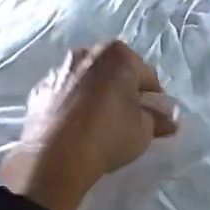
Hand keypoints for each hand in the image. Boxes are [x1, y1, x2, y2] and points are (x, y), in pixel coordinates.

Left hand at [1, 41, 177, 209]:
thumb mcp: (144, 131)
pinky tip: (77, 126)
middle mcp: (87, 53)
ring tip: (100, 122)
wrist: (56, 156)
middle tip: (128, 118)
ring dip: (97, 94)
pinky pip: (66, 92)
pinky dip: (74, 103)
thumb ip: (158, 120)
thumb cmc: (109, 136)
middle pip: (115, 71)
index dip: (153, 98)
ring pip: (88, 79)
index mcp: (118, 56)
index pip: (147, 76)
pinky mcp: (41, 88)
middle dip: (123, 90)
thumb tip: (168, 121)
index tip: (153, 117)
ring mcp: (60, 68)